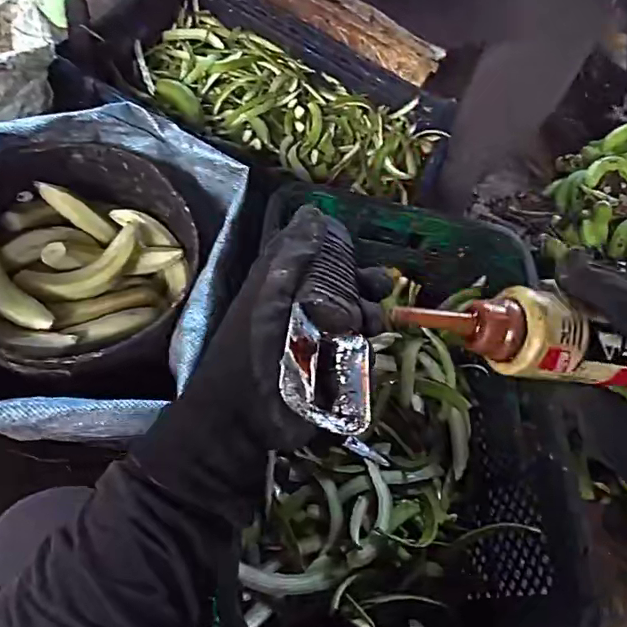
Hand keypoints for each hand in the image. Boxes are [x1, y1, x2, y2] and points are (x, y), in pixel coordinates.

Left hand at [130, 206, 388, 520]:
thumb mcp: (268, 292)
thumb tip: (312, 211)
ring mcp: (318, 338)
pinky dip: (369, 343)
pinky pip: (360, 347)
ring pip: (358, 314)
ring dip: (372, 313)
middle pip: (346, 284)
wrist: (244, 416)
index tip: (357, 254)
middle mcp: (303, 306)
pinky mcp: (330, 367)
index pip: (321, 256)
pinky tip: (371, 344)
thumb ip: (290, 254)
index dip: (343, 252)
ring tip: (374, 323)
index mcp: (284, 282)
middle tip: (382, 287)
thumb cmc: (251, 348)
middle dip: (367, 283)